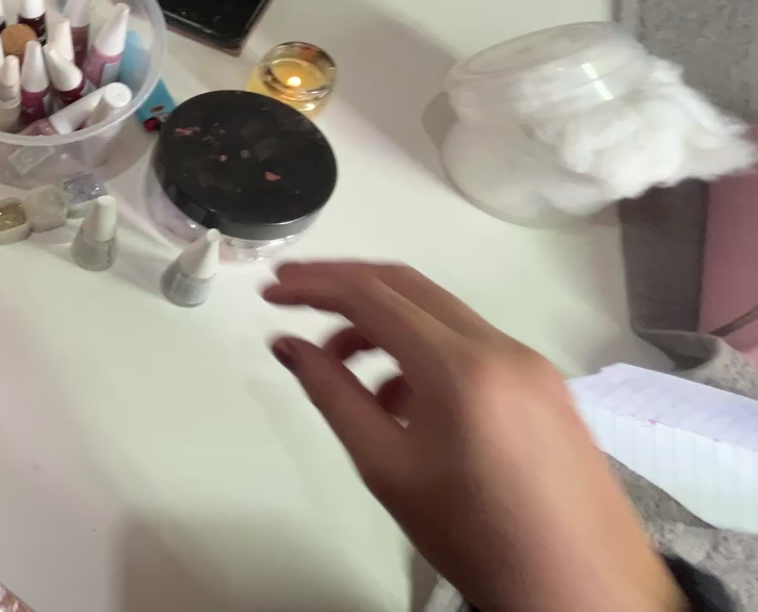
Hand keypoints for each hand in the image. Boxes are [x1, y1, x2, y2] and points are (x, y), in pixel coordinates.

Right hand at [265, 262, 682, 611]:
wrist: (592, 602)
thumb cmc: (477, 535)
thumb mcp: (384, 464)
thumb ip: (330, 391)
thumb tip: (286, 344)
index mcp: (461, 366)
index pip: (368, 294)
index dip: (310, 284)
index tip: (267, 292)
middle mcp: (501, 349)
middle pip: (402, 284)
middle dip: (337, 280)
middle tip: (287, 290)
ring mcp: (530, 366)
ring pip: (432, 308)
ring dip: (374, 315)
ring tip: (334, 357)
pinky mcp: (543, 388)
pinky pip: (462, 340)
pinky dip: (412, 342)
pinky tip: (390, 391)